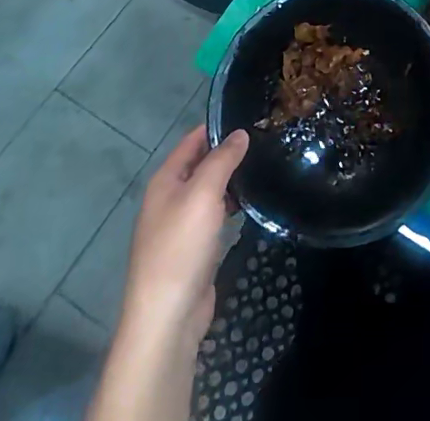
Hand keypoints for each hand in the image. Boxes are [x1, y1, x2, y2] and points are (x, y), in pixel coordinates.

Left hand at [122, 127, 248, 351]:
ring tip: (264, 166)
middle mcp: (169, 198)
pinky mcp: (193, 248)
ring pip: (208, 191)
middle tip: (264, 141)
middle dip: (227, 153)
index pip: (192, 141)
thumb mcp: (203, 194)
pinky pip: (213, 216)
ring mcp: (180, 225)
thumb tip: (239, 134)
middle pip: (200, 165)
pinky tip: (251, 204)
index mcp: (165, 180)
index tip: (250, 117)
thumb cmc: (181, 245)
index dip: (217, 127)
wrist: (167, 313)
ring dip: (231, 180)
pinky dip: (230, 206)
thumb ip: (221, 160)